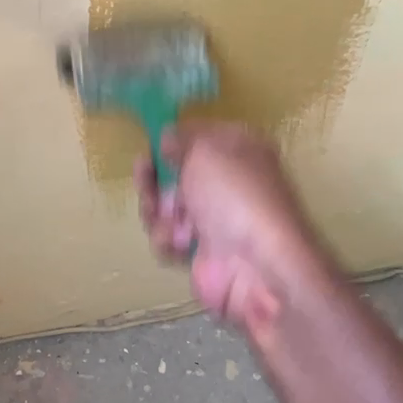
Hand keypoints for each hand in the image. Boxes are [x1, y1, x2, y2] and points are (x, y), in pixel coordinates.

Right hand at [135, 121, 331, 329]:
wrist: (256, 266)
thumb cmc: (233, 196)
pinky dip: (168, 242)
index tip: (151, 147)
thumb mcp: (205, 150)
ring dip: (159, 214)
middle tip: (146, 183)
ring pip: (164, 207)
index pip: (196, 136)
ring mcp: (213, 219)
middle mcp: (226, 182)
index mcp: (237, 149)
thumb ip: (181, 138)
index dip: (172, 141)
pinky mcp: (200, 251)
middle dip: (154, 180)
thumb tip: (167, 138)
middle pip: (173, 173)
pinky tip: (181, 245)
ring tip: (172, 223)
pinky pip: (168, 239)